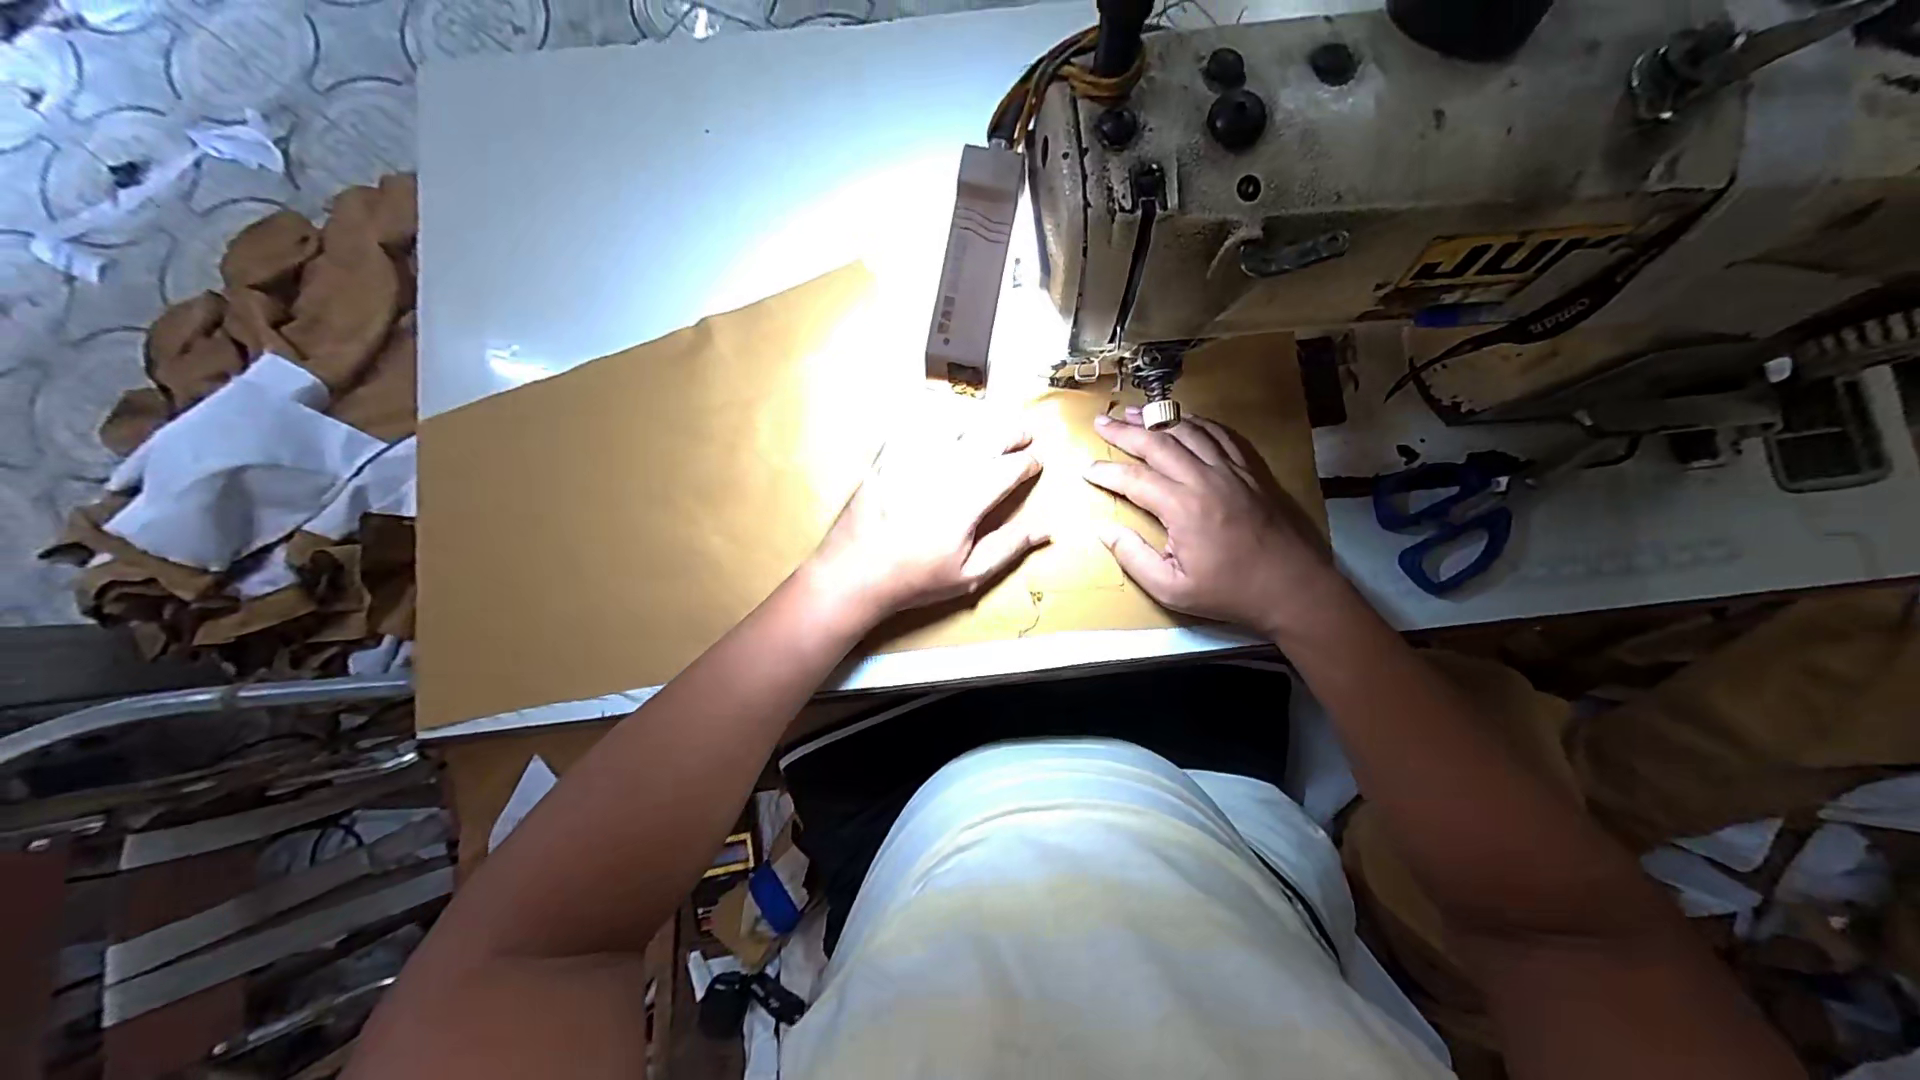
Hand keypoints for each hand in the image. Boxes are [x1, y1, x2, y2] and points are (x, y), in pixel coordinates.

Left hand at [803, 422, 1048, 623]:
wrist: (852, 574)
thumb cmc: (912, 579)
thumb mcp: (968, 574)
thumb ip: (1008, 547)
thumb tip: (1045, 531)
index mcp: (968, 499)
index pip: (1010, 467)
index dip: (1028, 462)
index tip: (1034, 464)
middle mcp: (943, 469)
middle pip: (988, 433)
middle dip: (1012, 432)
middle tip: (1022, 437)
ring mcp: (912, 457)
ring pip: (955, 419)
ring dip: (979, 419)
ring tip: (988, 427)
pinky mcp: (887, 454)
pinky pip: (916, 420)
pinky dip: (937, 415)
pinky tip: (944, 422)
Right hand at [1083, 410, 1350, 641]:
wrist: (1292, 586)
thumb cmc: (1229, 592)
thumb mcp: (1171, 589)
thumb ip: (1133, 557)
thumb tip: (1104, 530)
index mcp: (1182, 507)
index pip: (1134, 478)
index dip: (1106, 472)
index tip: (1086, 469)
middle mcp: (1205, 478)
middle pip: (1158, 443)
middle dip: (1125, 430)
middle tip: (1101, 421)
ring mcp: (1231, 470)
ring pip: (1188, 431)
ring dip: (1158, 419)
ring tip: (1134, 412)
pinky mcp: (1250, 470)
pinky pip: (1220, 434)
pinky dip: (1197, 423)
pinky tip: (1184, 420)